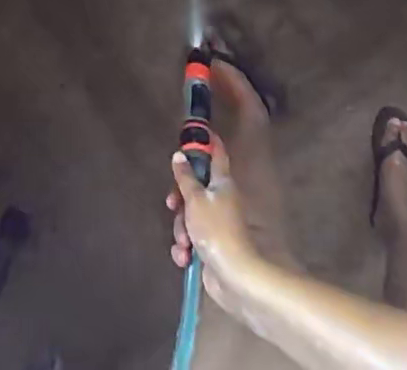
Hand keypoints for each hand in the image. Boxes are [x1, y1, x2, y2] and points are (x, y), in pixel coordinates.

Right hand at [167, 138, 263, 307]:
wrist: (234, 274)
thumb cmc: (216, 229)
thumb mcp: (195, 199)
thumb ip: (186, 177)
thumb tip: (179, 154)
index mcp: (222, 182)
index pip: (216, 153)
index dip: (207, 140)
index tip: (196, 130)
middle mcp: (221, 199)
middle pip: (195, 188)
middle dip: (180, 199)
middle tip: (172, 205)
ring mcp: (216, 223)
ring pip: (190, 215)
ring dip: (182, 229)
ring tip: (184, 243)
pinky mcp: (211, 246)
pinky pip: (192, 239)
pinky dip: (186, 248)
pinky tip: (185, 257)